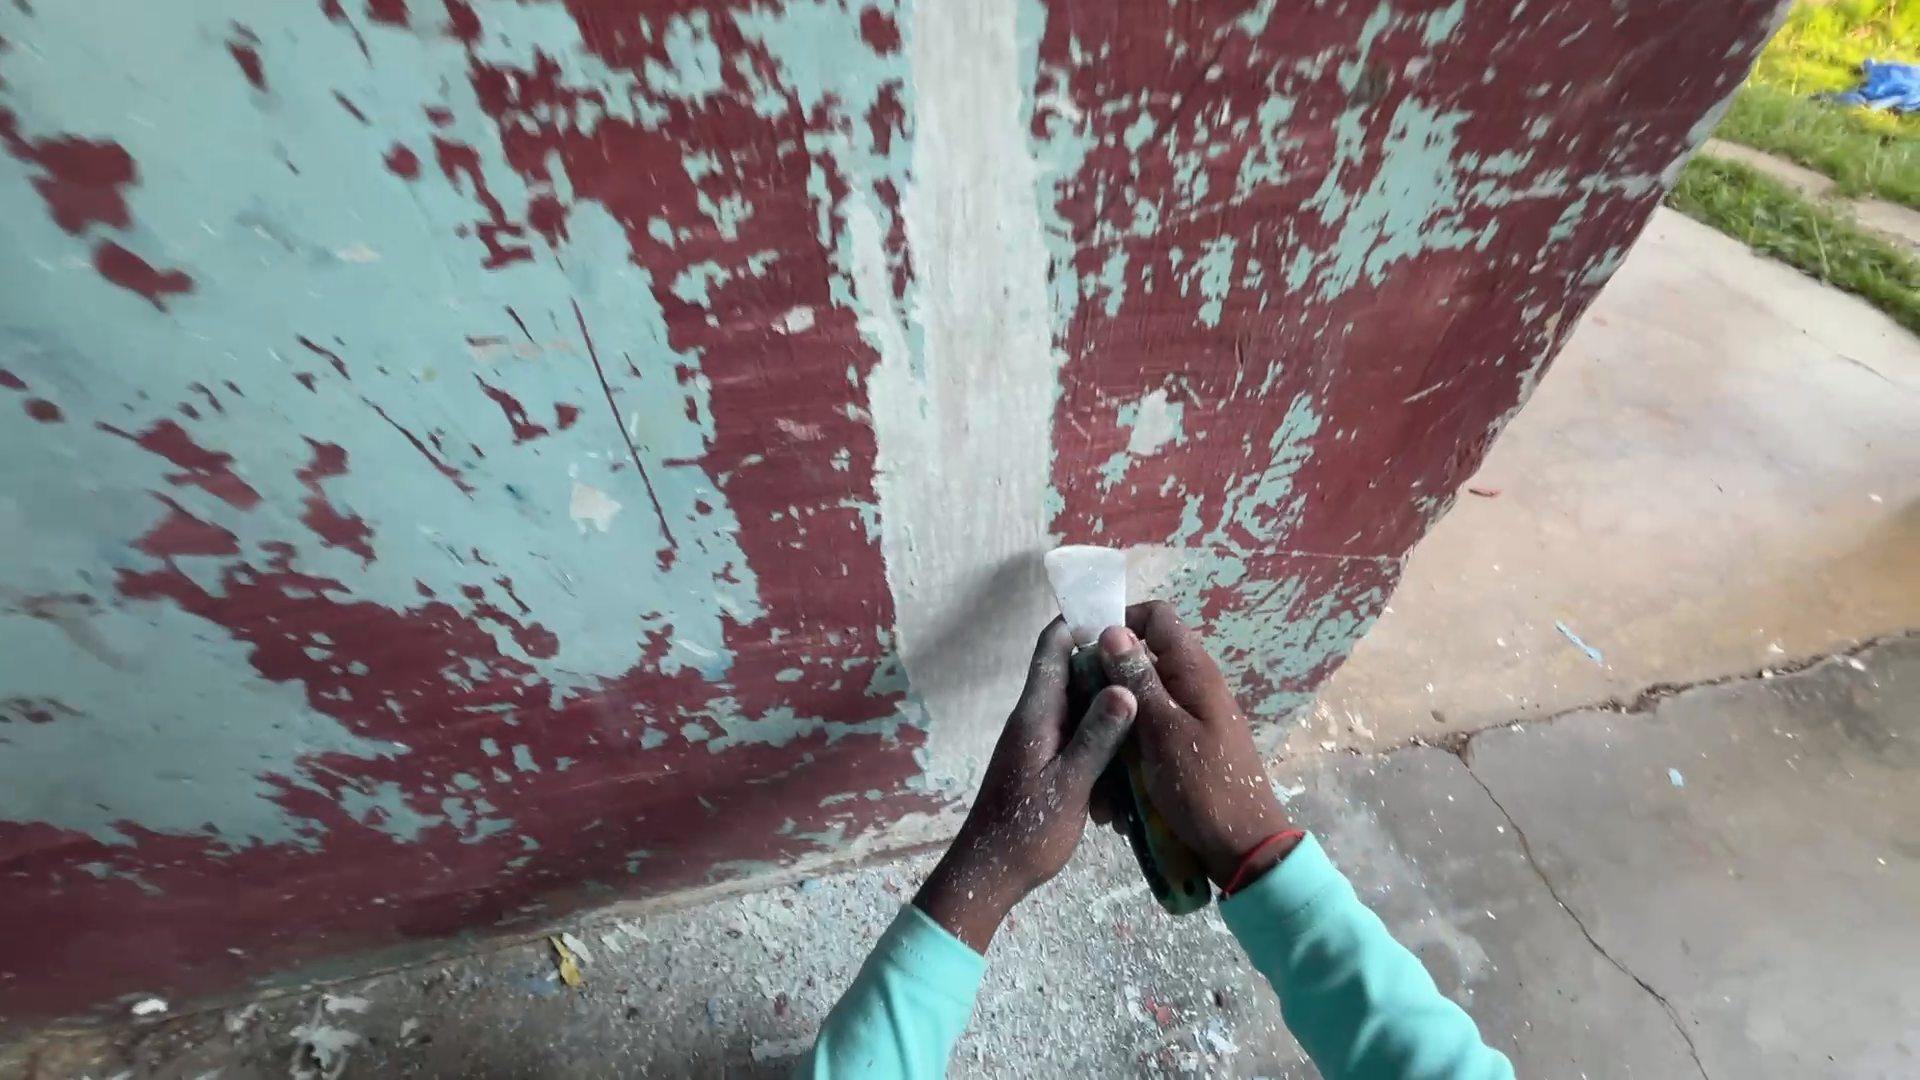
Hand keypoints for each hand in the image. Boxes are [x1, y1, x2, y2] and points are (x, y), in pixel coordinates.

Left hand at [914, 618, 1136, 950]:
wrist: (990, 874)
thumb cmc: (1026, 830)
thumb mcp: (1070, 784)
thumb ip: (1096, 737)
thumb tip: (1124, 686)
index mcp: (1035, 714)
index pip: (1051, 650)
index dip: (1076, 622)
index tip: (1113, 610)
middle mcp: (1035, 718)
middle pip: (1069, 673)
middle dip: (1104, 663)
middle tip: (1149, 660)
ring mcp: (1039, 740)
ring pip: (1076, 705)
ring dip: (1105, 705)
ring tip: (1147, 700)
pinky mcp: (1045, 761)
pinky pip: (1076, 735)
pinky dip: (1099, 737)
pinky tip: (1128, 752)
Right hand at [1096, 602, 1295, 888]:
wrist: (1243, 850)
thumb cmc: (1204, 787)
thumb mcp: (1163, 731)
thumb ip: (1137, 679)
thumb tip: (1113, 630)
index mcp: (1193, 670)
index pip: (1157, 616)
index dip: (1121, 621)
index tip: (1086, 649)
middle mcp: (1191, 684)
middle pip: (1140, 657)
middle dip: (1107, 677)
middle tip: (1078, 705)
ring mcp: (1187, 714)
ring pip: (1137, 697)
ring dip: (1114, 719)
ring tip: (1091, 747)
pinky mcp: (1181, 742)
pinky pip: (1145, 728)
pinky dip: (1126, 744)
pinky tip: (1111, 775)